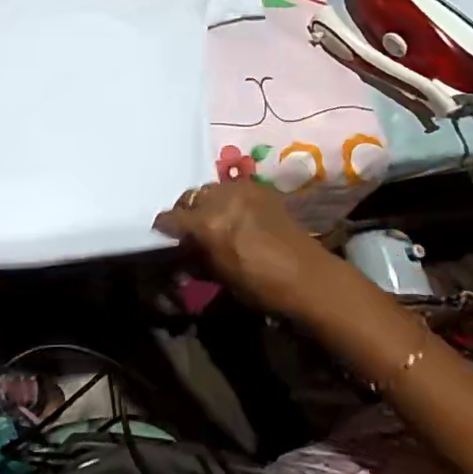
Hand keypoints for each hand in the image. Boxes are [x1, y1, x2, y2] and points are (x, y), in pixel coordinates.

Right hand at [153, 180, 350, 320]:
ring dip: (207, 202)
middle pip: (190, 197)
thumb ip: (195, 258)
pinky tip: (235, 214)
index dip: (165, 227)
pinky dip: (227, 198)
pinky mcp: (260, 188)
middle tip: (190, 229)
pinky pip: (233, 187)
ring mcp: (242, 189)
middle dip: (186, 211)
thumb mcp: (219, 275)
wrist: (307, 277)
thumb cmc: (260, 285)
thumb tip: (182, 251)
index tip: (165, 234)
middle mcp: (221, 199)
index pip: (171, 217)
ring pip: (211, 189)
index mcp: (207, 223)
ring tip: (213, 219)